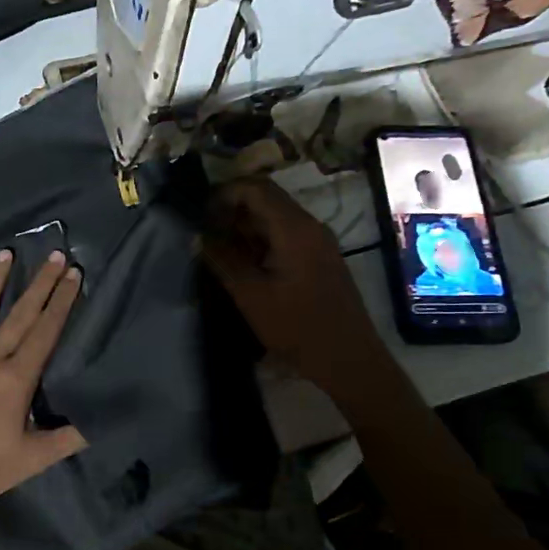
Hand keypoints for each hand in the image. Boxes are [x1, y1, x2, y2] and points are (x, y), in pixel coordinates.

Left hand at [0, 249, 87, 529]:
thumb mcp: (34, 459)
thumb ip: (69, 438)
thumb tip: (101, 421)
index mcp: (17, 378)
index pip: (46, 331)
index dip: (62, 301)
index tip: (74, 274)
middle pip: (21, 313)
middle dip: (41, 282)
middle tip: (54, 253)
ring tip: (6, 252)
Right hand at [201, 177, 385, 394]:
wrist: (349, 360)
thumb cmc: (298, 328)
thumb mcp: (251, 295)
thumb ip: (222, 260)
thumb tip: (199, 236)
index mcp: (294, 228)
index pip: (255, 188)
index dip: (224, 194)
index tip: (201, 217)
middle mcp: (310, 226)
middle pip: (267, 199)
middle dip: (232, 211)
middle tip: (207, 236)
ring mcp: (319, 242)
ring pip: (276, 218)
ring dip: (246, 228)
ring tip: (220, 253)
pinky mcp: (321, 259)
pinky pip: (286, 236)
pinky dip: (262, 242)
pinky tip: (246, 266)